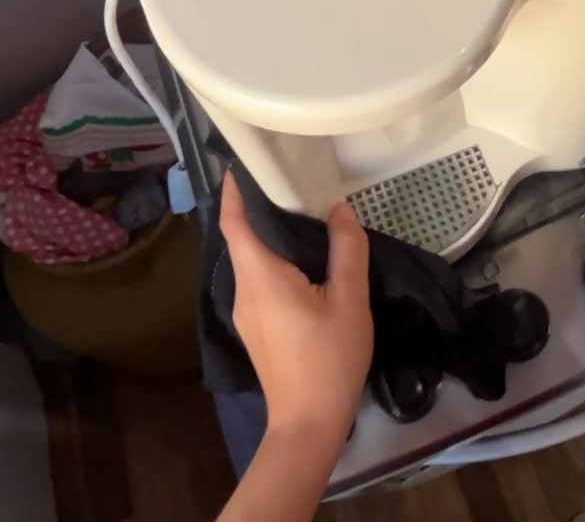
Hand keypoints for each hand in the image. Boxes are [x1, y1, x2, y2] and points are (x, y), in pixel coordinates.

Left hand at [220, 179, 373, 445]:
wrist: (309, 423)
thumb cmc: (329, 358)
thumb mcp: (350, 299)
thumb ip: (346, 249)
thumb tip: (339, 210)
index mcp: (262, 278)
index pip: (235, 224)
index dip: (235, 191)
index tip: (245, 162)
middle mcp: (245, 290)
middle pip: (241, 238)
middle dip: (257, 205)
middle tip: (288, 175)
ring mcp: (247, 311)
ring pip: (251, 259)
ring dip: (268, 232)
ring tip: (300, 206)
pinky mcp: (257, 325)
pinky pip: (259, 277)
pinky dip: (273, 255)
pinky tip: (302, 254)